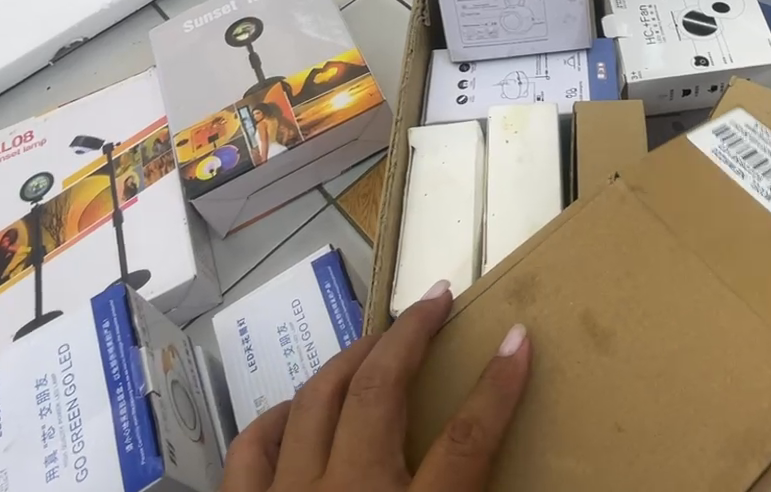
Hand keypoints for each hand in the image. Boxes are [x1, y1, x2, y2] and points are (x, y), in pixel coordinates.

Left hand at [221, 282, 531, 491]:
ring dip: (351, 358)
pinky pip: (252, 447)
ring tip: (378, 340)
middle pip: (381, 390)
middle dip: (413, 334)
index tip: (519, 338)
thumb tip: (497, 488)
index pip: (467, 441)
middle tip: (436, 297)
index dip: (498, 385)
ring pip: (317, 399)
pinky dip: (278, 417)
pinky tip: (298, 409)